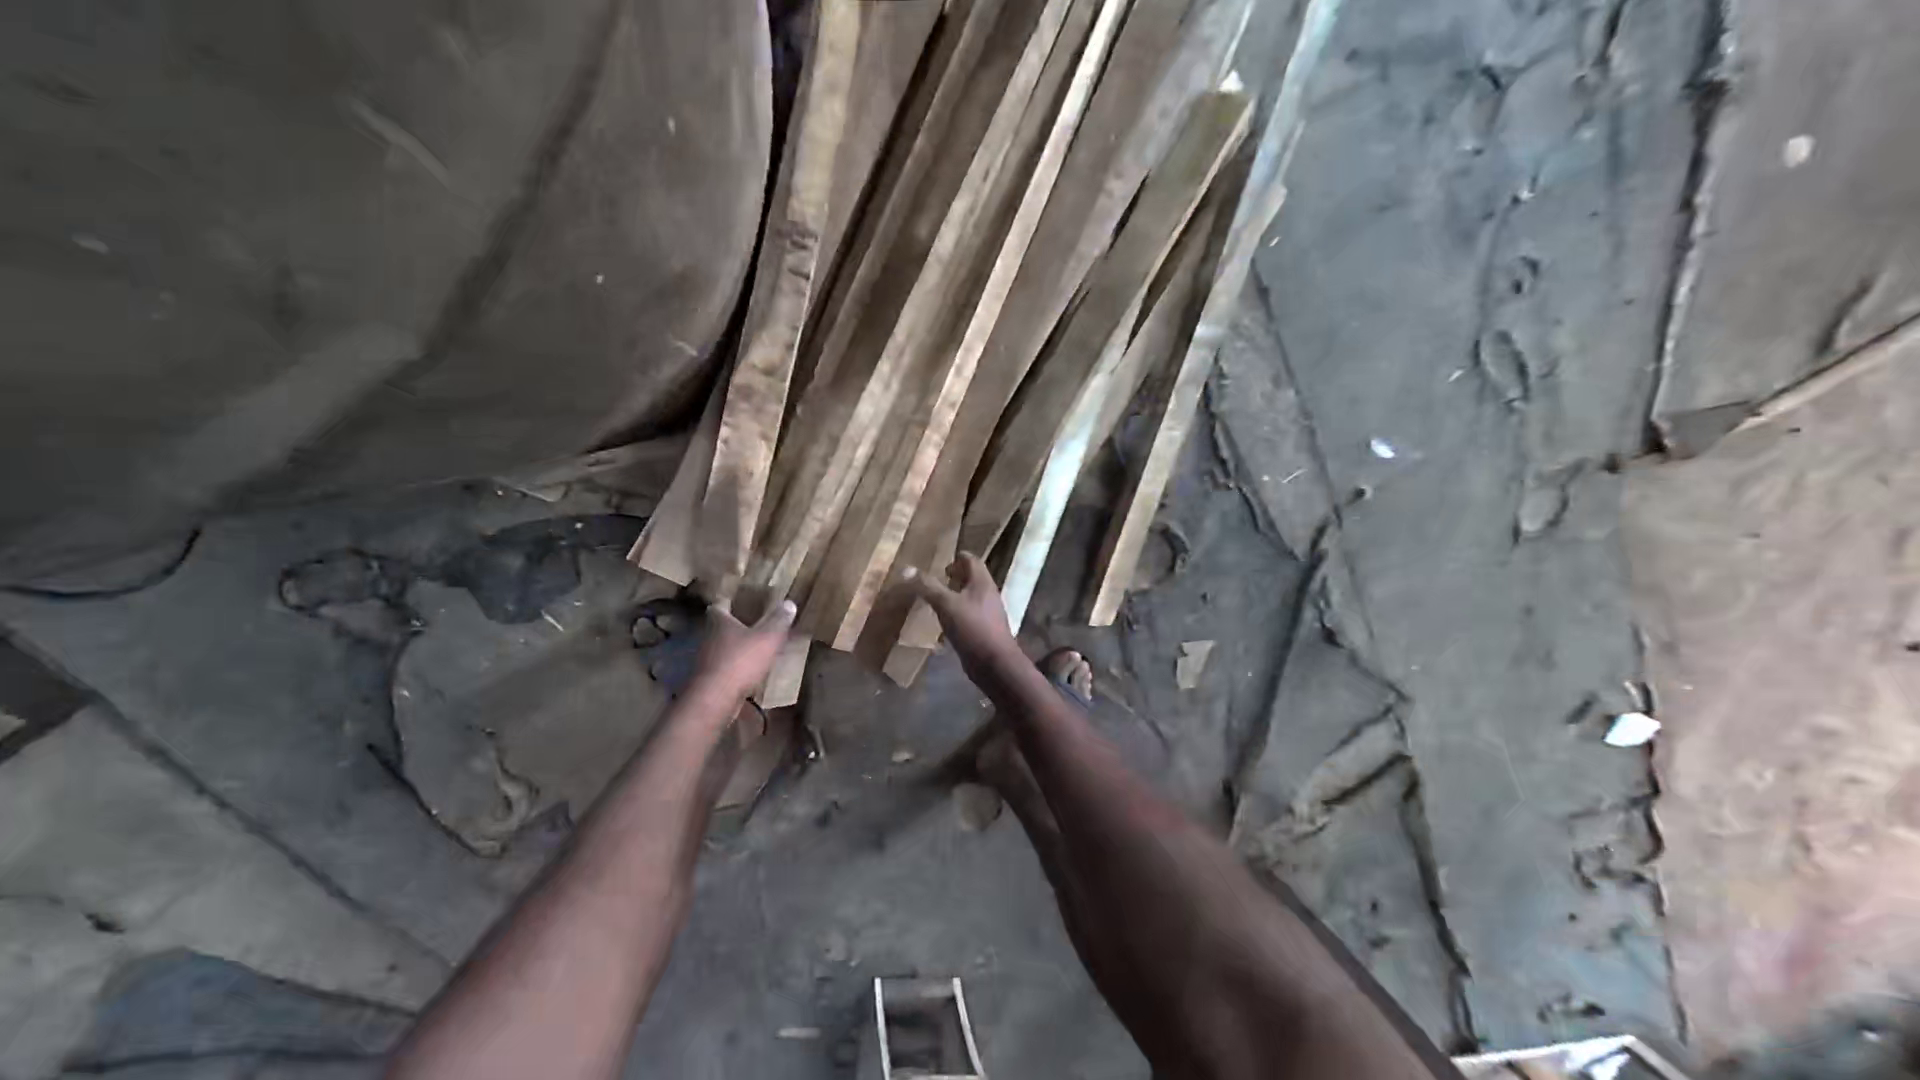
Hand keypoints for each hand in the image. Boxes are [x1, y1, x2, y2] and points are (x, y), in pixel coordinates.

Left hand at [688, 597, 796, 704]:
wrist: (716, 699)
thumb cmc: (741, 660)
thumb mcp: (768, 637)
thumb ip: (778, 620)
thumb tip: (789, 603)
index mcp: (719, 622)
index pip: (718, 607)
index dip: (727, 603)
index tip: (736, 603)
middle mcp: (708, 638)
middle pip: (718, 628)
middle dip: (733, 627)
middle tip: (752, 626)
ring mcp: (706, 661)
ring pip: (720, 650)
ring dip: (734, 650)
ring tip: (754, 651)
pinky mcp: (708, 681)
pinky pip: (723, 670)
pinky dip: (734, 670)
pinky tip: (748, 674)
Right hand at [903, 554, 1023, 684]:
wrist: (994, 663)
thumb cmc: (972, 627)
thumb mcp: (946, 604)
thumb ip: (928, 587)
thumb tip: (907, 569)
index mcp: (982, 582)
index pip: (971, 559)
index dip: (956, 557)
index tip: (940, 562)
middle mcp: (988, 594)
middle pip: (972, 578)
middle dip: (954, 577)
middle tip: (936, 580)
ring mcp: (988, 613)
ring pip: (970, 597)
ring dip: (955, 595)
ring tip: (936, 600)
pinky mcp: (984, 630)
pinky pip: (969, 615)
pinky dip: (957, 613)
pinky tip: (944, 622)